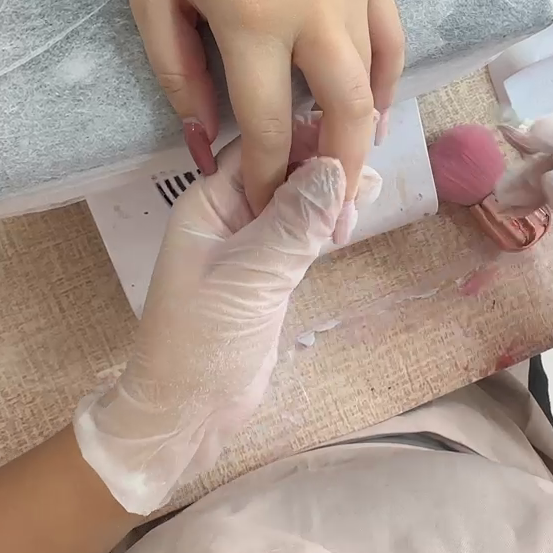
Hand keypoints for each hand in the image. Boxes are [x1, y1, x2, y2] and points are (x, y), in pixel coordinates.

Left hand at [74, 143, 380, 513]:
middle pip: (284, 168)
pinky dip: (325, 224)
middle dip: (323, 169)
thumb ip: (293, 222)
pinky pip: (302, 232)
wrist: (188, 411)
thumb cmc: (202, 339)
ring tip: (364, 202)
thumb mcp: (249, 277)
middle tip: (363, 188)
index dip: (306, 140)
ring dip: (330, 198)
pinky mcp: (270, 270)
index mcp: (209, 200)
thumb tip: (337, 165)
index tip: (351, 149)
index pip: (262, 147)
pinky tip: (349, 222)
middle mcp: (229, 211)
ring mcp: (251, 242)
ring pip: (298, 200)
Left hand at [131, 0, 404, 217]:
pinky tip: (375, 112)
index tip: (261, 209)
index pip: (265, 124)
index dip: (263, 178)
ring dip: (362, 136)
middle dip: (335, 174)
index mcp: (249, 18)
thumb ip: (174, 71)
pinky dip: (389, 85)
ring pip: (374, 84)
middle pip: (342, 114)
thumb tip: (199, 139)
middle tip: (325, 210)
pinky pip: (393, 43)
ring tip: (345, 171)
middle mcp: (310, 11)